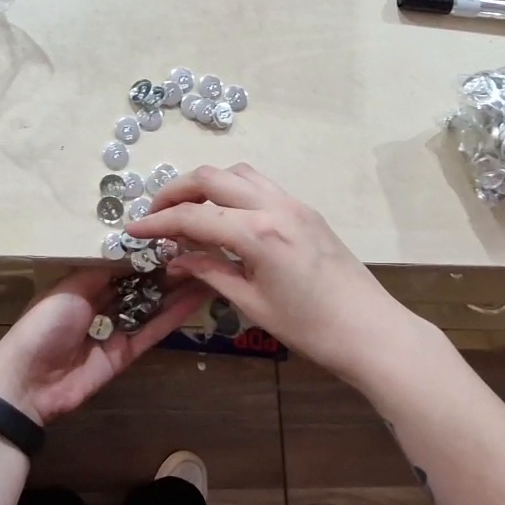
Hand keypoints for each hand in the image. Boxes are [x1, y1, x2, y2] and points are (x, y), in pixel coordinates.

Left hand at [0, 268, 210, 426]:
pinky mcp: (127, 353)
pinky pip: (153, 331)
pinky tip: (197, 297)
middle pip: (140, 283)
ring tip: (208, 268)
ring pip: (152, 305)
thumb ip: (103, 270)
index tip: (173, 232)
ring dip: (177, 289)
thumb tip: (133, 247)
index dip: (145, 250)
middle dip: (166, 268)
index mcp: (83, 283)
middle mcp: (102, 303)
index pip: (121, 263)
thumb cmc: (42, 326)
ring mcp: (116, 329)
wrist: (28, 383)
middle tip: (200, 248)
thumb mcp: (70, 288)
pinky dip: (173, 315)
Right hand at [124, 163, 414, 379]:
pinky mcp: (306, 211)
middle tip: (154, 213)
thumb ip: (210, 273)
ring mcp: (294, 204)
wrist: (372, 331)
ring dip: (206, 184)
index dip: (158, 221)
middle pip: (213, 177)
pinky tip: (223, 217)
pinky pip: (260, 185)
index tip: (132, 229)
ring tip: (187, 211)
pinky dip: (232, 191)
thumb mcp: (253, 304)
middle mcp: (275, 206)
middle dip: (176, 190)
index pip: (195, 216)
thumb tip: (174, 259)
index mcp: (259, 232)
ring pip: (238, 173)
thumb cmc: (311, 329)